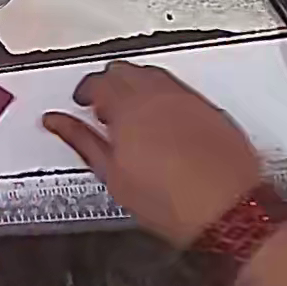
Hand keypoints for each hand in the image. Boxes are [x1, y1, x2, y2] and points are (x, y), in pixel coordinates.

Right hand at [41, 62, 263, 247]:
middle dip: (108, 84)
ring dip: (136, 85)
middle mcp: (158, 96)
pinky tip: (162, 119)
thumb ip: (81, 139)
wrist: (231, 215)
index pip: (97, 81)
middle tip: (103, 106)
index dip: (85, 91)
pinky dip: (163, 95)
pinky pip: (179, 88)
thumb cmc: (173, 201)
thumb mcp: (112, 174)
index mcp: (128, 107)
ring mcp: (187, 100)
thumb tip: (56, 122)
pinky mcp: (211, 110)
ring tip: (132, 112)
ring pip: (153, 74)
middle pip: (124, 70)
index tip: (83, 103)